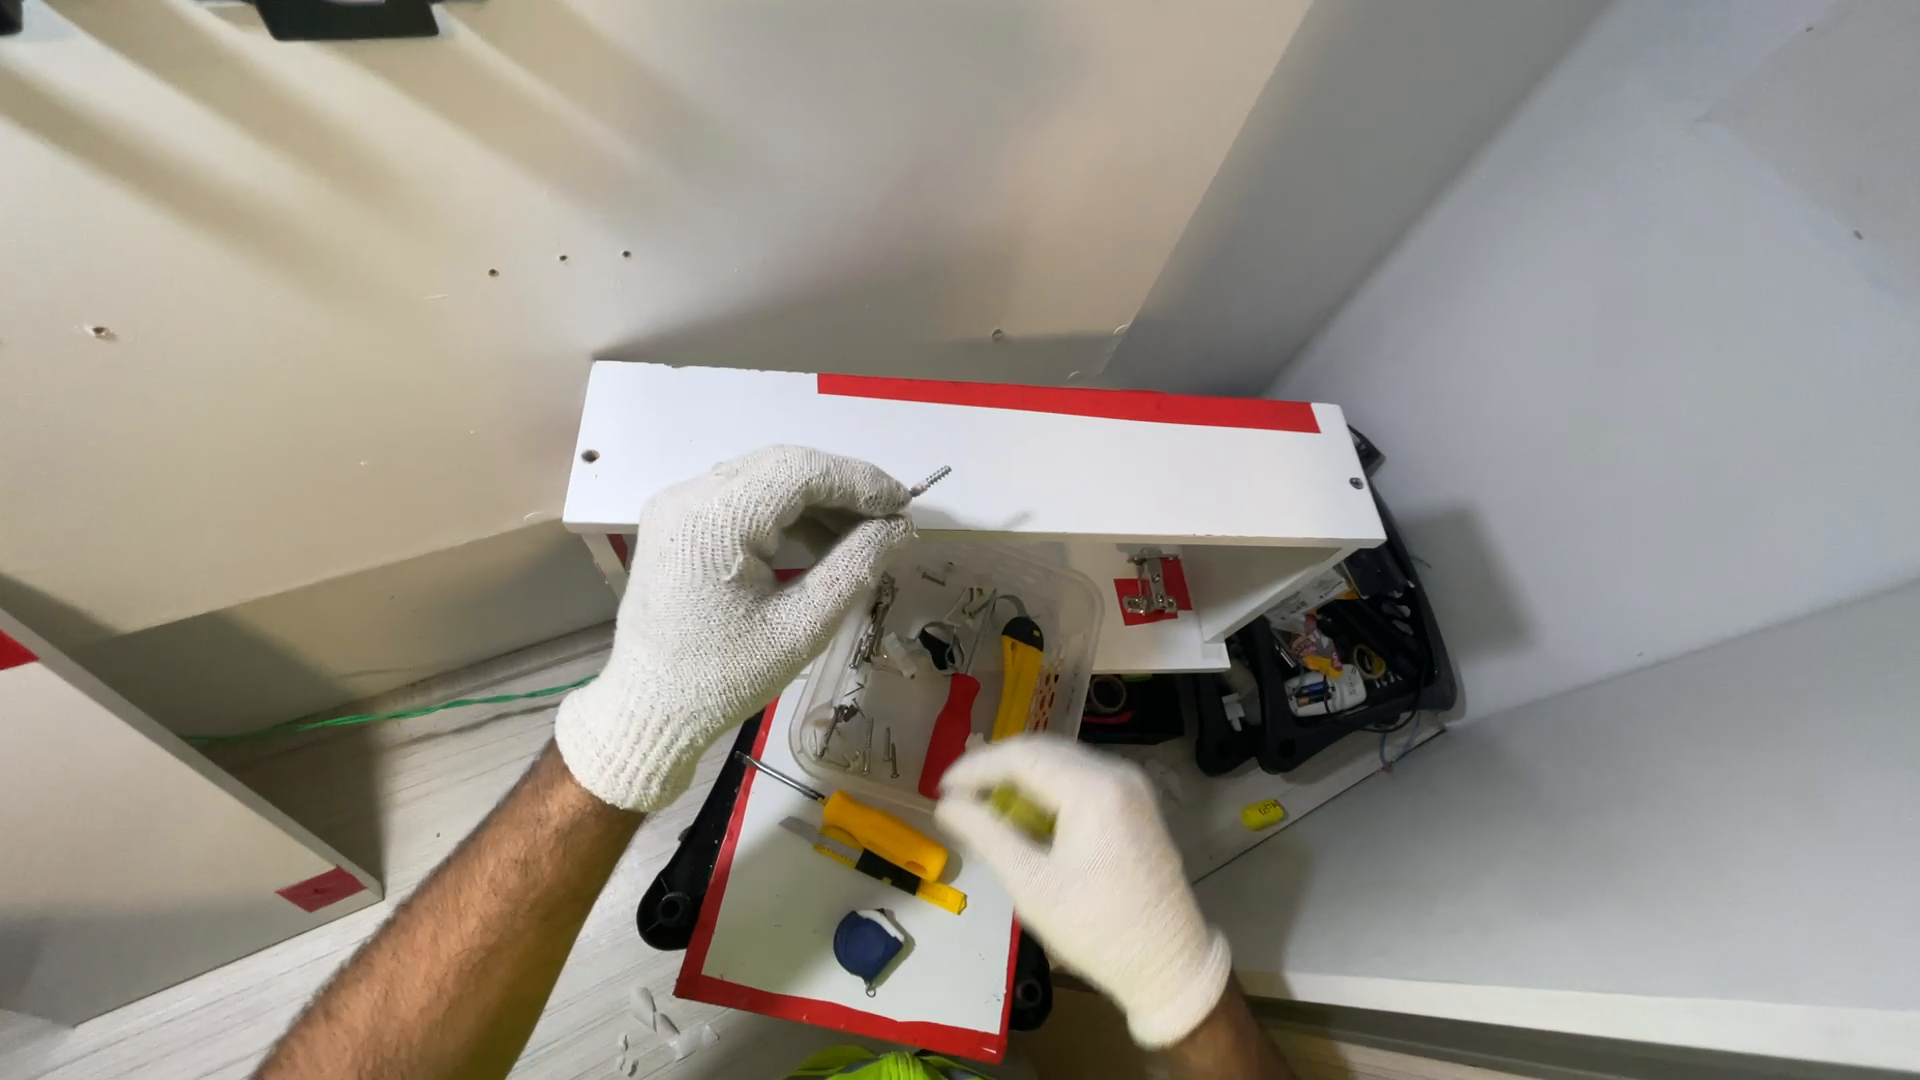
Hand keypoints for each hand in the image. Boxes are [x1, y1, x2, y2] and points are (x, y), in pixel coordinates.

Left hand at [557, 446, 912, 811]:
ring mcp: (679, 504)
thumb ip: (856, 566)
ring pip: (766, 478)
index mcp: (712, 519)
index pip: (799, 470)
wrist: (651, 708)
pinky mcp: (681, 520)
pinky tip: (820, 541)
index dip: (858, 480)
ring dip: (818, 500)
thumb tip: (899, 526)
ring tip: (863, 534)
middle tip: (890, 517)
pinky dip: (788, 513)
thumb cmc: (725, 676)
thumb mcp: (802, 627)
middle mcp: (688, 495)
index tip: (903, 504)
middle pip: (782, 467)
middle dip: (842, 488)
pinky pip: (746, 498)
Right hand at [934, 735, 1230, 1048]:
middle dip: (996, 768)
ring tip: (985, 803)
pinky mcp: (1135, 801)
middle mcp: (1116, 773)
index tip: (941, 790)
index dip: (975, 767)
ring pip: (1061, 760)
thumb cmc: (1096, 930)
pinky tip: (1026, 813)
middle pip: (1042, 750)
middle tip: (958, 795)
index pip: (1021, 757)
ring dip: (1021, 776)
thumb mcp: (1031, 885)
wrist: (1169, 965)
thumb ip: (986, 834)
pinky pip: (1081, 777)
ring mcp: (1131, 785)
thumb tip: (947, 805)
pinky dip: (1048, 787)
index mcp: (1093, 789)